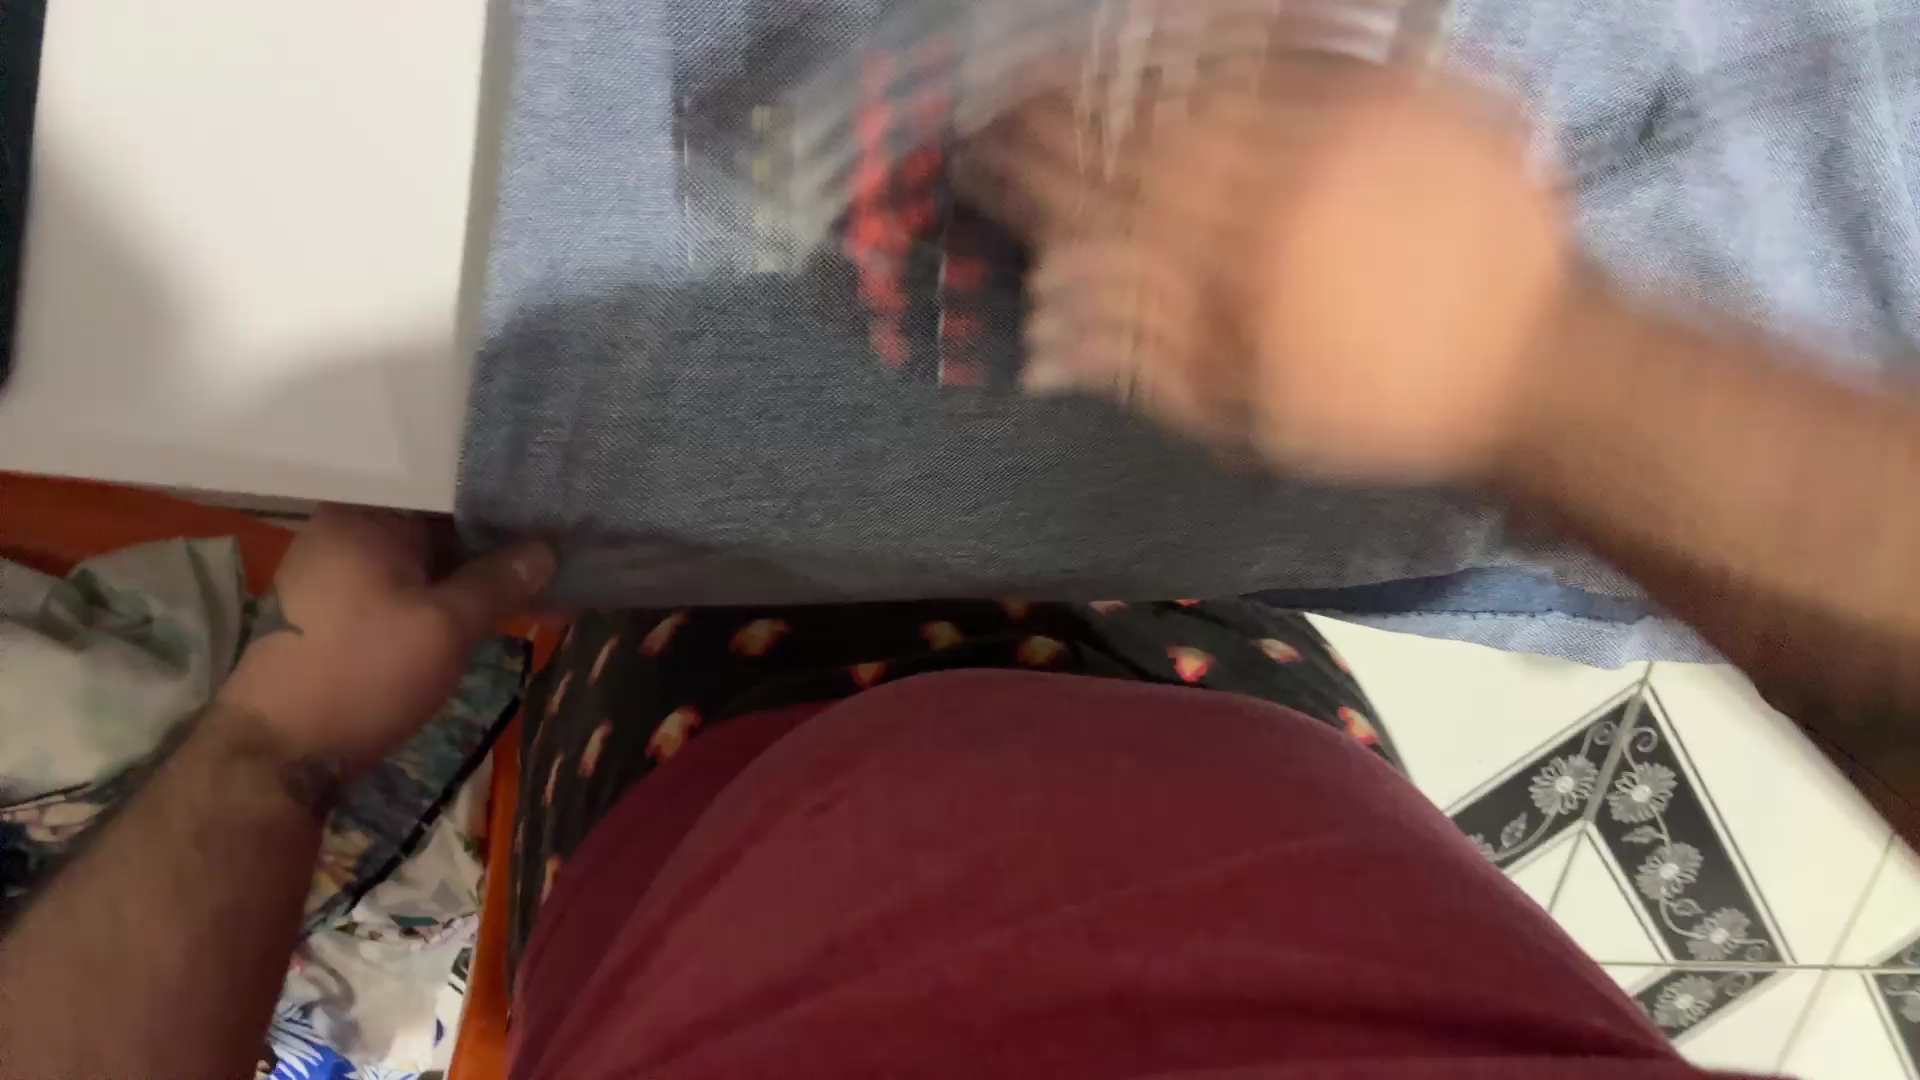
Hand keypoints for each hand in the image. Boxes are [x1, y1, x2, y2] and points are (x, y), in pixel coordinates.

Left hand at [218, 507, 553, 778]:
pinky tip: (520, 609)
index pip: (449, 487)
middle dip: (511, 542)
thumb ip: (501, 580)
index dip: (508, 497)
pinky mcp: (363, 610)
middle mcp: (356, 535)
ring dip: (497, 576)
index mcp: (365, 520)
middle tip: (570, 550)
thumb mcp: (448, 624)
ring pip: (445, 560)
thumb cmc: (365, 672)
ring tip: (559, 586)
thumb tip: (549, 549)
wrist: (283, 755)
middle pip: (449, 524)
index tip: (557, 509)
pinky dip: (471, 597)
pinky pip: (430, 587)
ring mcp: (357, 574)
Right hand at [966, 63, 1568, 480]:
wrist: (1531, 367)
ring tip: (1065, 59)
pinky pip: (1311, 36)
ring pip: (1211, 74)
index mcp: (1234, 271)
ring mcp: (1347, 124)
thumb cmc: (1374, 413)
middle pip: (1142, 129)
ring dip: (1125, 62)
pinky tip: (1182, 15)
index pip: (1103, 207)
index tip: (982, 165)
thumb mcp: (1243, 417)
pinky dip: (1237, 18)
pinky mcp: (1405, 93)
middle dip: (1061, 113)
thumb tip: (1048, 330)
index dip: (1032, 181)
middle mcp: (1280, 181)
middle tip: (1001, 101)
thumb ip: (1143, 364)